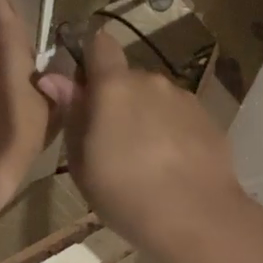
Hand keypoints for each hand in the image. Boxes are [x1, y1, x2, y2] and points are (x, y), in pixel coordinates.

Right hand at [36, 25, 252, 262]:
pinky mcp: (209, 120)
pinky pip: (180, 118)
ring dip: (147, 118)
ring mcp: (185, 99)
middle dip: (118, 101)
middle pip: (128, 78)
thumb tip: (53, 79)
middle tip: (111, 143)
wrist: (196, 218)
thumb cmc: (125, 193)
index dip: (89, 61)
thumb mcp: (82, 162)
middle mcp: (152, 81)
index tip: (84, 92)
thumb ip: (71, 114)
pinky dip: (172, 133)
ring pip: (156, 99)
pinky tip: (172, 167)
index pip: (99, 45)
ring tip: (145, 161)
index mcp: (114, 86)